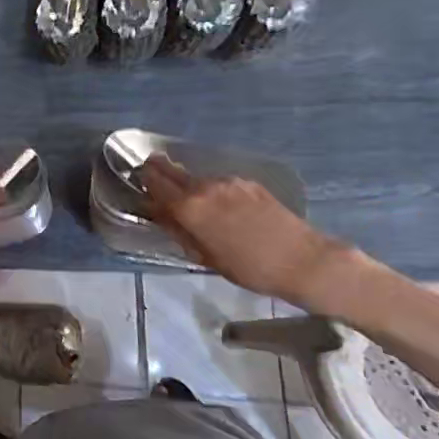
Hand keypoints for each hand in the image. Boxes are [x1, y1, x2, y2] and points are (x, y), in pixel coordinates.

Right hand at [138, 156, 363, 308]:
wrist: (302, 260)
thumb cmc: (249, 268)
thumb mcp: (206, 257)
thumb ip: (180, 232)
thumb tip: (160, 215)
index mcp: (190, 207)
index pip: (157, 184)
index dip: (144, 180)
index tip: (136, 177)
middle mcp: (207, 186)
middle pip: (175, 172)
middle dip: (160, 170)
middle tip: (149, 170)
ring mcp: (231, 182)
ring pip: (198, 178)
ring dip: (186, 181)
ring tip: (183, 193)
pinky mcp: (250, 184)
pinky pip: (219, 182)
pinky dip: (209, 187)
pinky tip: (214, 201)